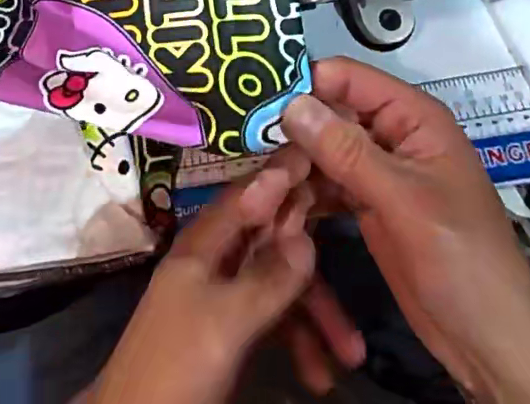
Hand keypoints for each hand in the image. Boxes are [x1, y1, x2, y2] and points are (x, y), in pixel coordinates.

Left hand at [89, 153, 362, 403]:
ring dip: (315, 314)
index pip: (248, 194)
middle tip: (353, 241)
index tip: (319, 154)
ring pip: (278, 286)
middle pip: (271, 240)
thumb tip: (306, 233)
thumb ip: (266, 277)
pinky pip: (273, 323)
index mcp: (204, 245)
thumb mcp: (224, 321)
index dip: (281, 173)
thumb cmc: (176, 364)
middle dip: (313, 254)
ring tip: (352, 353)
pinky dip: (299, 343)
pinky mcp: (229, 333)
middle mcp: (214, 261)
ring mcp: (221, 298)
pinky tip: (320, 376)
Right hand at [282, 58, 529, 403]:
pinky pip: (326, 183)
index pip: (347, 78)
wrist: (492, 344)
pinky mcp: (367, 203)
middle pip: (330, 112)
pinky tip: (275, 202)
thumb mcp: (404, 201)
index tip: (255, 102)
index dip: (304, 84)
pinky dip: (304, 191)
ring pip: (323, 149)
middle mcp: (392, 134)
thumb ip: (347, 151)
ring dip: (294, 163)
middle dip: (292, 128)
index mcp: (412, 117)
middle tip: (246, 147)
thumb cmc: (462, 261)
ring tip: (257, 180)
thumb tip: (292, 104)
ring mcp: (378, 171)